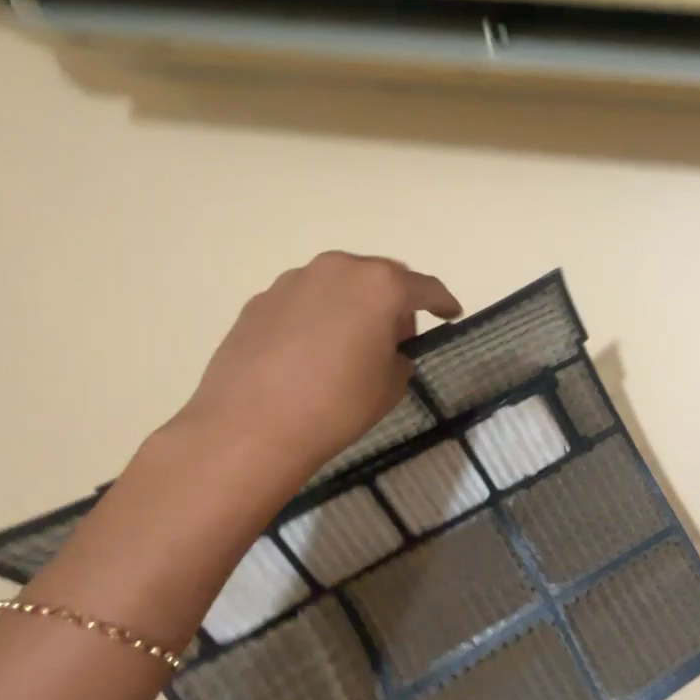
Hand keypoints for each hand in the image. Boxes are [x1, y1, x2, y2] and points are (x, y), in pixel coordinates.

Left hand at [172, 252, 461, 481]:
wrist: (249, 428)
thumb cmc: (337, 405)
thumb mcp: (392, 383)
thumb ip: (398, 353)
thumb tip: (381, 347)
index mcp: (380, 286)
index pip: (425, 288)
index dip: (443, 302)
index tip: (451, 314)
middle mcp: (337, 271)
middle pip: (380, 276)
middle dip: (394, 300)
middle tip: (397, 335)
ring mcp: (292, 283)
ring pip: (339, 285)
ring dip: (354, 305)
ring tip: (351, 343)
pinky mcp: (258, 302)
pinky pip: (304, 301)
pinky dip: (318, 317)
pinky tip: (313, 351)